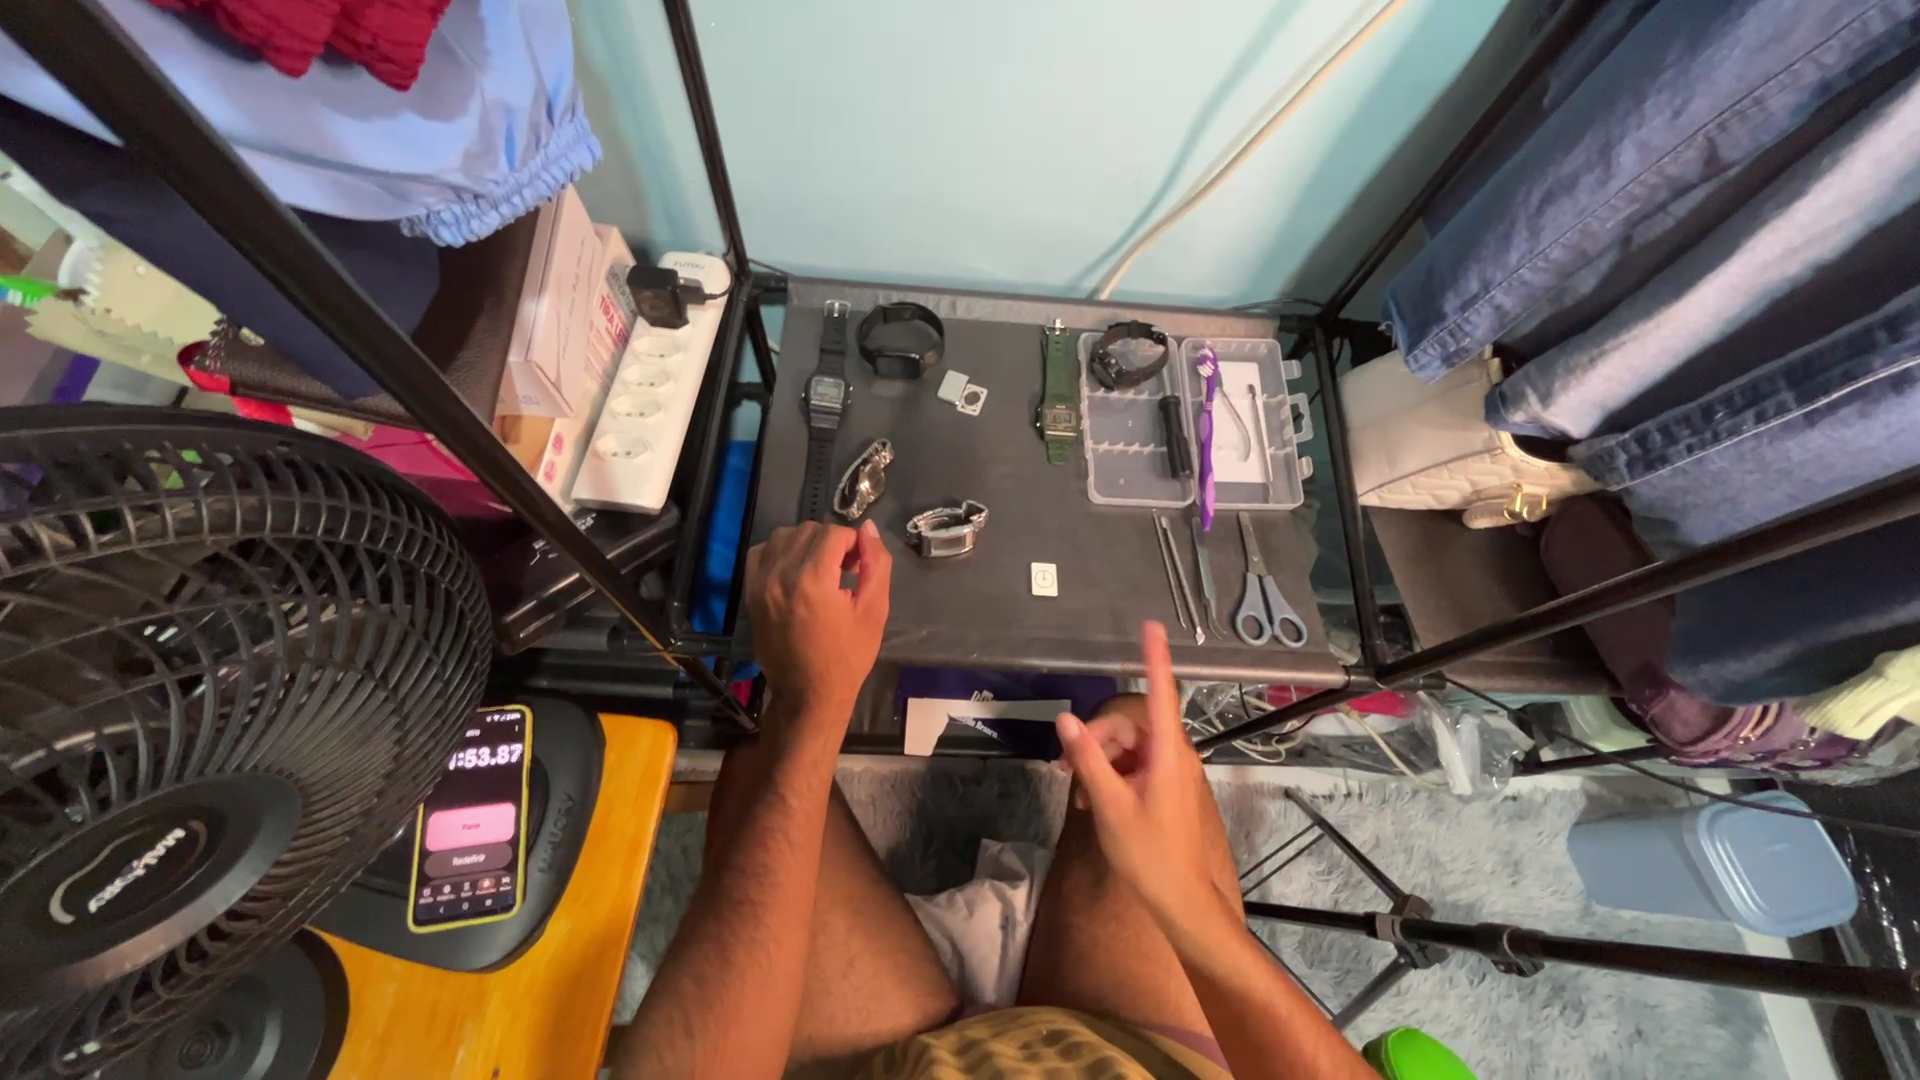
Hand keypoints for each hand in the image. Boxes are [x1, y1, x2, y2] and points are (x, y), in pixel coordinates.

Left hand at [745, 520, 891, 743]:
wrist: (808, 694)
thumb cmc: (848, 656)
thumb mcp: (874, 610)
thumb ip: (876, 564)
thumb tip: (868, 529)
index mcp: (813, 580)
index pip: (834, 533)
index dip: (854, 543)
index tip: (860, 564)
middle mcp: (780, 575)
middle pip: (809, 530)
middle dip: (832, 542)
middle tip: (846, 569)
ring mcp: (760, 583)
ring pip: (784, 536)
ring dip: (806, 544)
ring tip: (821, 570)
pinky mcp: (750, 592)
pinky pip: (762, 552)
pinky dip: (780, 552)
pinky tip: (796, 572)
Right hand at [1055, 622, 1238, 932]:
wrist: (1181, 901)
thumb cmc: (1149, 854)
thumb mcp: (1111, 806)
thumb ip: (1088, 760)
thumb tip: (1066, 719)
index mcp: (1168, 753)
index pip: (1162, 694)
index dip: (1155, 659)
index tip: (1152, 626)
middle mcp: (1174, 754)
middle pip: (1131, 721)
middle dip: (1098, 736)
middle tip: (1068, 765)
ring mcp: (1171, 770)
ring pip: (1129, 744)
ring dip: (1100, 759)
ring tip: (1079, 791)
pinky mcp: (1166, 785)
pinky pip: (1134, 763)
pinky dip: (1112, 773)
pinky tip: (1094, 800)